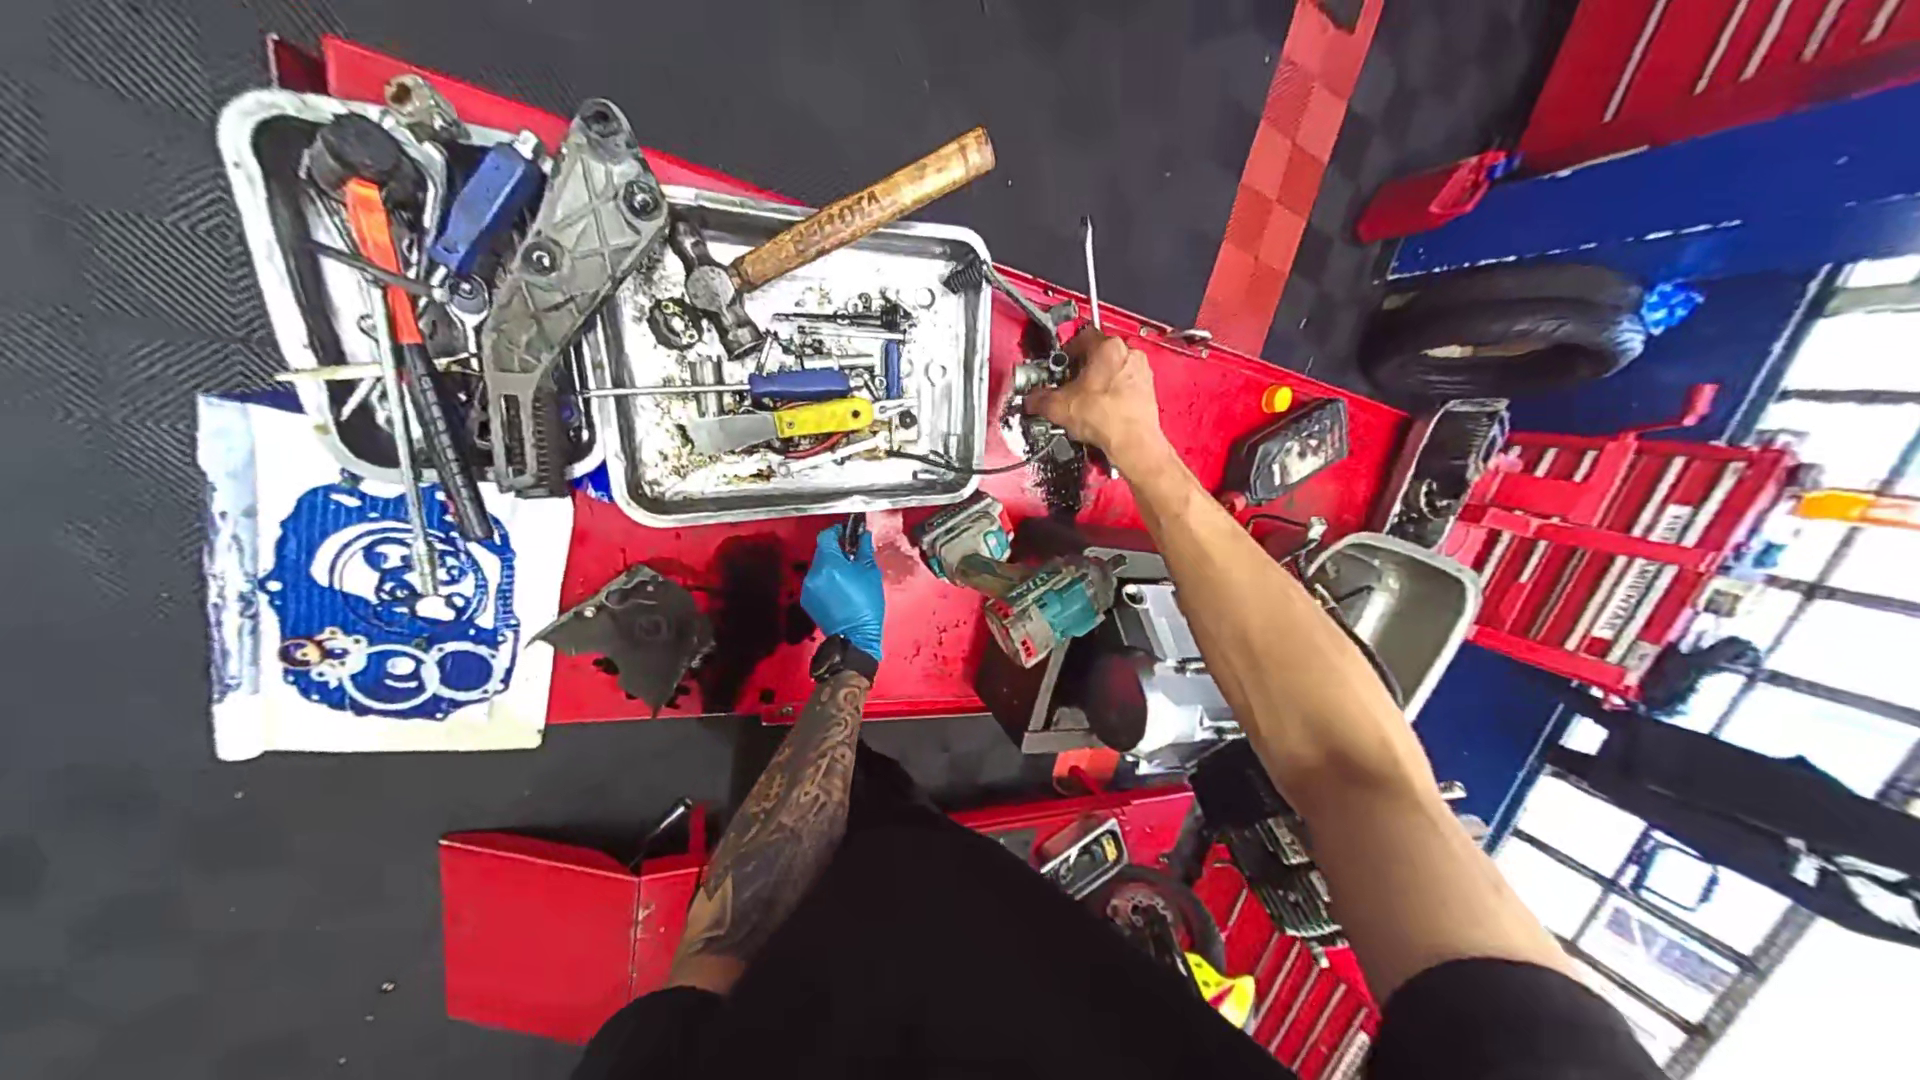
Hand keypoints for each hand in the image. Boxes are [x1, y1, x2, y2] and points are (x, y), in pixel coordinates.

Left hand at [800, 524, 884, 658]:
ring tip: (845, 574)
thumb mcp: (870, 573)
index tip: (847, 534)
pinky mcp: (806, 599)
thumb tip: (863, 535)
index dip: (837, 531)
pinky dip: (825, 580)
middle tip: (851, 556)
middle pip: (821, 552)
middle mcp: (814, 573)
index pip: (826, 536)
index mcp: (829, 564)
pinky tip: (838, 589)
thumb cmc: (866, 604)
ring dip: (830, 566)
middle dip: (835, 550)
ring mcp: (808, 587)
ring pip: (818, 567)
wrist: (855, 637)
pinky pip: (815, 581)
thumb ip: (864, 550)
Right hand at [1025, 329, 1169, 471]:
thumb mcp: (1058, 406)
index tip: (1060, 365)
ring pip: (1113, 371)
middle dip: (1082, 369)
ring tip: (1084, 402)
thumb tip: (1033, 400)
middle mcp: (1129, 354)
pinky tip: (1101, 413)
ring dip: (1099, 383)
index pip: (1081, 337)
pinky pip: (1125, 387)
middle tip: (1069, 386)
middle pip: (1099, 354)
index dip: (1066, 352)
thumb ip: (1039, 398)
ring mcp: (1141, 372)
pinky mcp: (1147, 392)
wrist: (1133, 442)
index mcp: (1108, 347)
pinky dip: (1113, 396)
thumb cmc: (1106, 418)